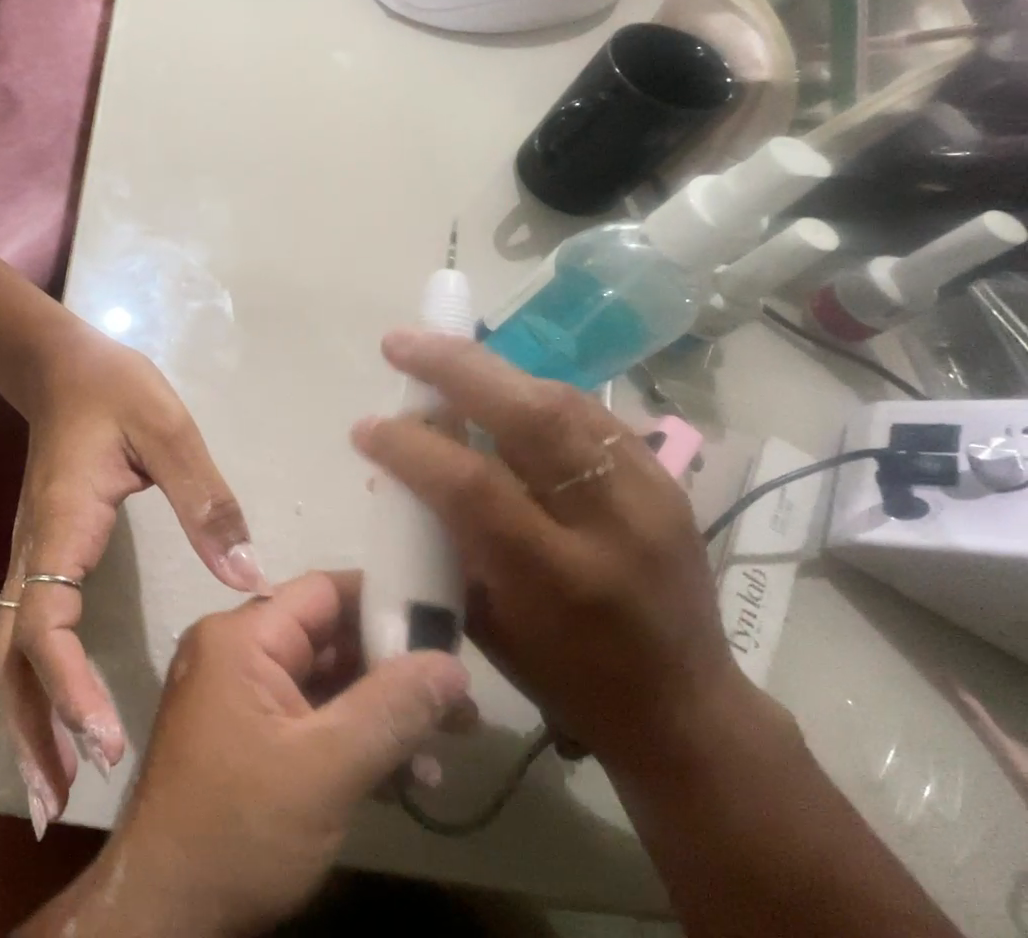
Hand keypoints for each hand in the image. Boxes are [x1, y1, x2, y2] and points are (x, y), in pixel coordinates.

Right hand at [0, 330, 268, 837]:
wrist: (60, 368)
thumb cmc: (113, 390)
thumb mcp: (167, 429)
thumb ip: (205, 500)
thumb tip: (248, 578)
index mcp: (63, 527)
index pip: (45, 619)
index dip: (66, 684)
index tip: (101, 741)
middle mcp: (33, 556)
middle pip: (11, 658)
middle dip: (30, 731)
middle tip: (56, 805)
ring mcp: (28, 561)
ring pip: (8, 655)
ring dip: (24, 723)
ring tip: (48, 792)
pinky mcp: (39, 562)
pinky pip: (25, 639)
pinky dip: (33, 692)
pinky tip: (57, 727)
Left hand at [20, 571, 468, 937]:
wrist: (169, 905)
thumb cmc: (242, 826)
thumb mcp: (327, 767)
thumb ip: (392, 708)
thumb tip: (454, 664)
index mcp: (240, 639)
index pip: (324, 592)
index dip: (389, 603)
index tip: (453, 630)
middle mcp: (234, 655)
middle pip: (330, 639)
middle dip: (398, 672)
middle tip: (463, 708)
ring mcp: (239, 699)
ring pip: (326, 686)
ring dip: (385, 716)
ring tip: (450, 749)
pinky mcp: (248, 740)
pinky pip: (310, 721)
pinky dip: (355, 743)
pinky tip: (408, 781)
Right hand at [350, 331, 750, 768]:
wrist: (682, 705)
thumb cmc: (562, 676)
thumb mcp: (483, 621)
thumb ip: (440, 542)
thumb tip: (392, 476)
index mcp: (555, 577)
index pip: (473, 485)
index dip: (411, 446)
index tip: (366, 429)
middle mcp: (611, 524)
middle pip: (533, 418)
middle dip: (457, 370)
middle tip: (401, 344)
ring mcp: (651, 495)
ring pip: (567, 403)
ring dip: (495, 371)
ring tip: (442, 355)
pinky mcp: (669, 481)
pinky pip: (592, 416)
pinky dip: (535, 394)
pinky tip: (501, 388)